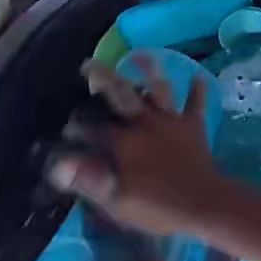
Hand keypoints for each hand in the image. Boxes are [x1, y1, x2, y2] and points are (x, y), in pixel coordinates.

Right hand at [49, 52, 234, 237]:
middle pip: (122, 94)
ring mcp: (170, 121)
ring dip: (149, 69)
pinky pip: (195, 103)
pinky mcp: (193, 125)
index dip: (78, 125)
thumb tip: (59, 164)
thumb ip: (87, 179)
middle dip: (103, 77)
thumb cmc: (156, 205)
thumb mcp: (115, 200)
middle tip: (88, 64)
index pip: (94, 128)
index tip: (67, 121)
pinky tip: (197, 76)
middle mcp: (145, 122)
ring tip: (138, 54)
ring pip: (158, 88)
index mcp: (124, 141)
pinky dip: (197, 89)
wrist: (202, 202)